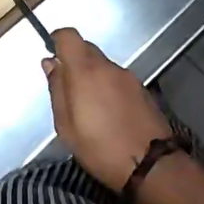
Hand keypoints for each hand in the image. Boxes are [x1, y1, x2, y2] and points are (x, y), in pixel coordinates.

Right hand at [44, 28, 175, 190]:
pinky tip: (109, 112)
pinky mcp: (144, 91)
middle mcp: (108, 67)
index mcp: (85, 71)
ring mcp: (129, 78)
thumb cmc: (100, 148)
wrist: (152, 167)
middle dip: (74, 61)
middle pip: (87, 49)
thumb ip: (57, 89)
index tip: (52, 55)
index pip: (69, 36)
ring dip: (93, 76)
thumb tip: (51, 64)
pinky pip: (118, 79)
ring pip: (104, 65)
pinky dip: (109, 87)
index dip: (58, 40)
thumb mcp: (66, 125)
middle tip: (68, 88)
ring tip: (90, 106)